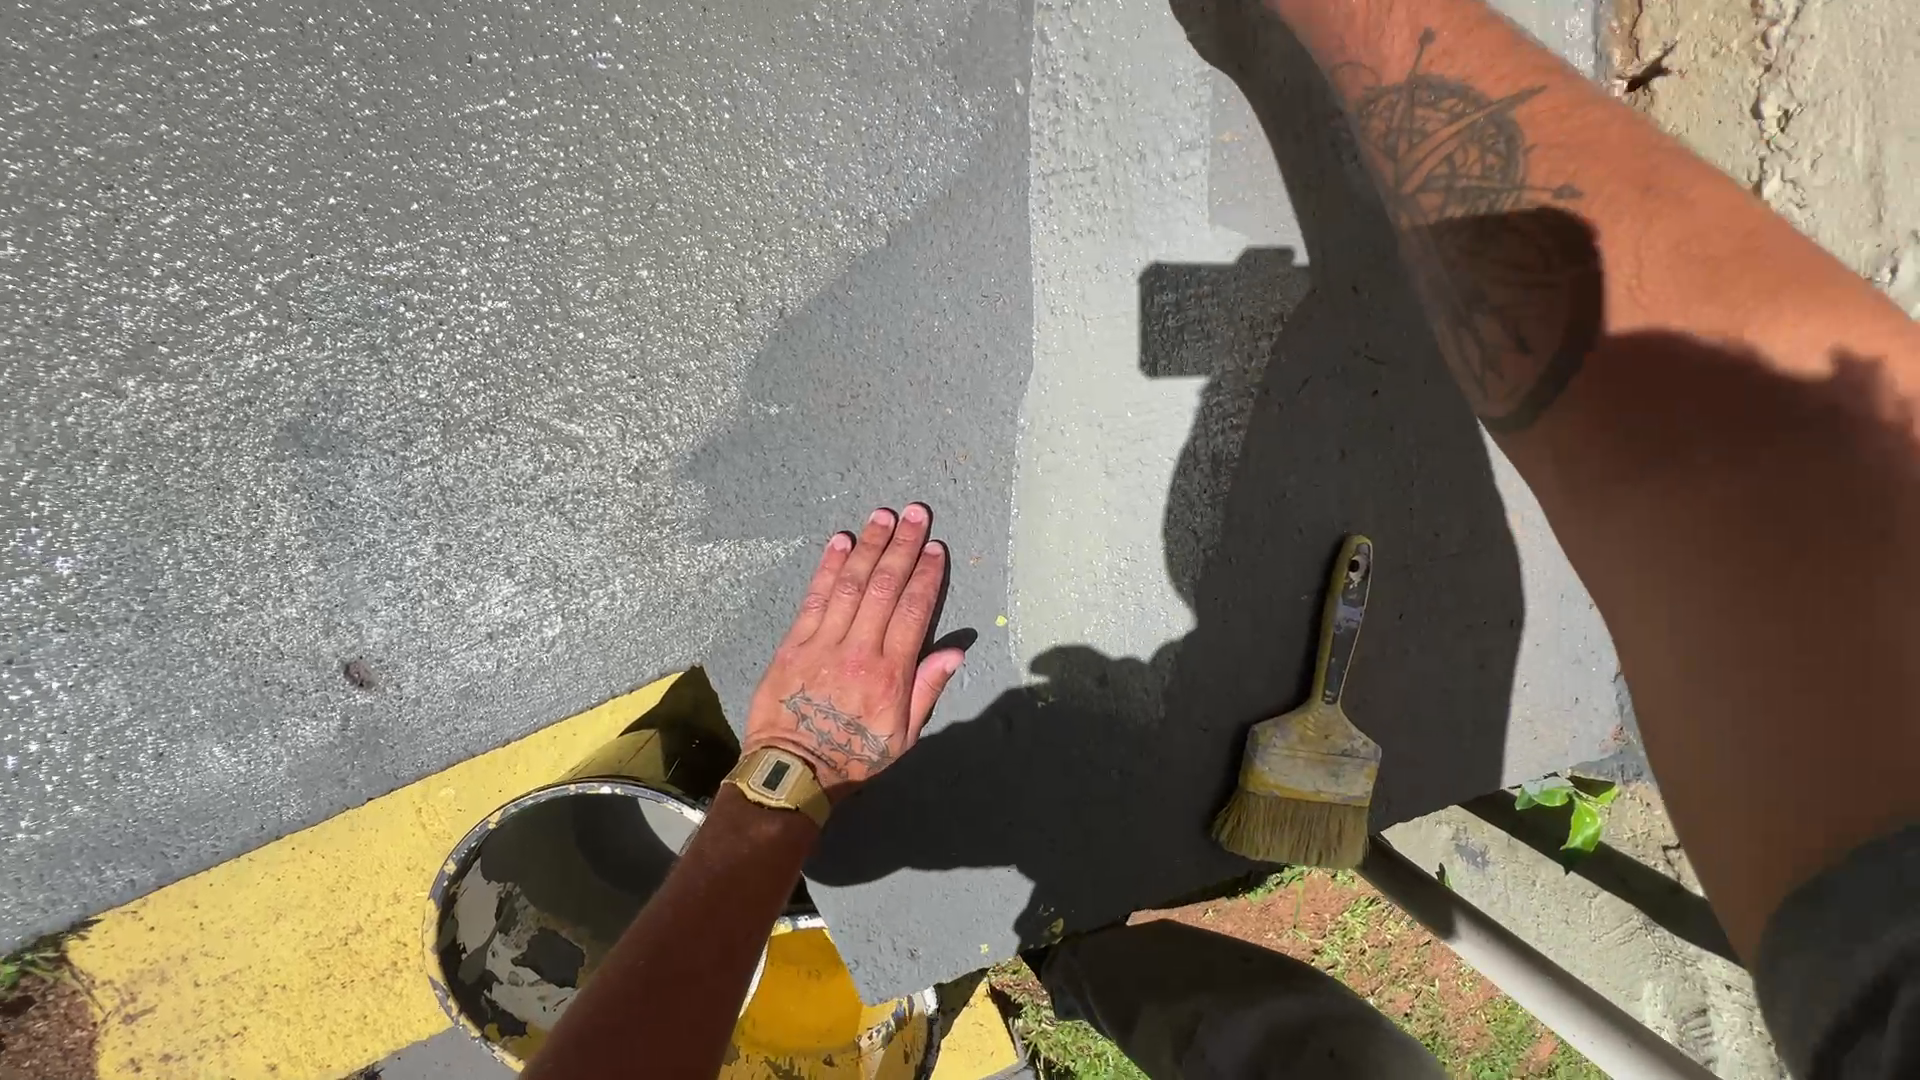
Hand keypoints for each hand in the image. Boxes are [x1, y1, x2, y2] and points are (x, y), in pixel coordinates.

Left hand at [742, 503, 965, 799]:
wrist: (791, 770)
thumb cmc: (855, 755)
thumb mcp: (905, 736)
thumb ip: (928, 689)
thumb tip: (957, 651)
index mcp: (890, 673)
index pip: (914, 611)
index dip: (926, 575)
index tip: (936, 548)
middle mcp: (859, 649)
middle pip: (885, 587)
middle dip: (902, 546)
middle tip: (915, 514)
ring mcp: (823, 642)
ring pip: (851, 584)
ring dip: (869, 546)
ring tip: (883, 516)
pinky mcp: (794, 642)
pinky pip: (815, 596)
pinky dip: (828, 566)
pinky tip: (841, 541)